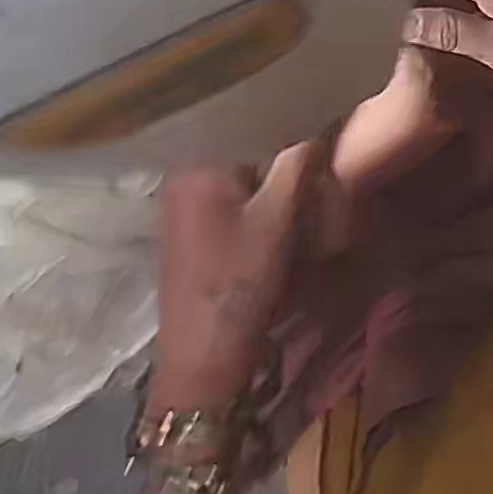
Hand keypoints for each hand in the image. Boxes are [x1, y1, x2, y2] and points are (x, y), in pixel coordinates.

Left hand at [151, 145, 324, 408]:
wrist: (203, 359)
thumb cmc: (238, 281)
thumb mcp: (278, 219)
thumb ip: (296, 168)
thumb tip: (315, 135)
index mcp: (195, 167)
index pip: (251, 134)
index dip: (286, 146)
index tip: (313, 157)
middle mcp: (179, 180)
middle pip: (243, 159)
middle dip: (274, 170)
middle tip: (307, 183)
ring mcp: (177, 209)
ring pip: (235, 184)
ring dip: (264, 192)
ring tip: (292, 202)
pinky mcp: (184, 235)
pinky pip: (224, 205)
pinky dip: (248, 210)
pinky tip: (267, 227)